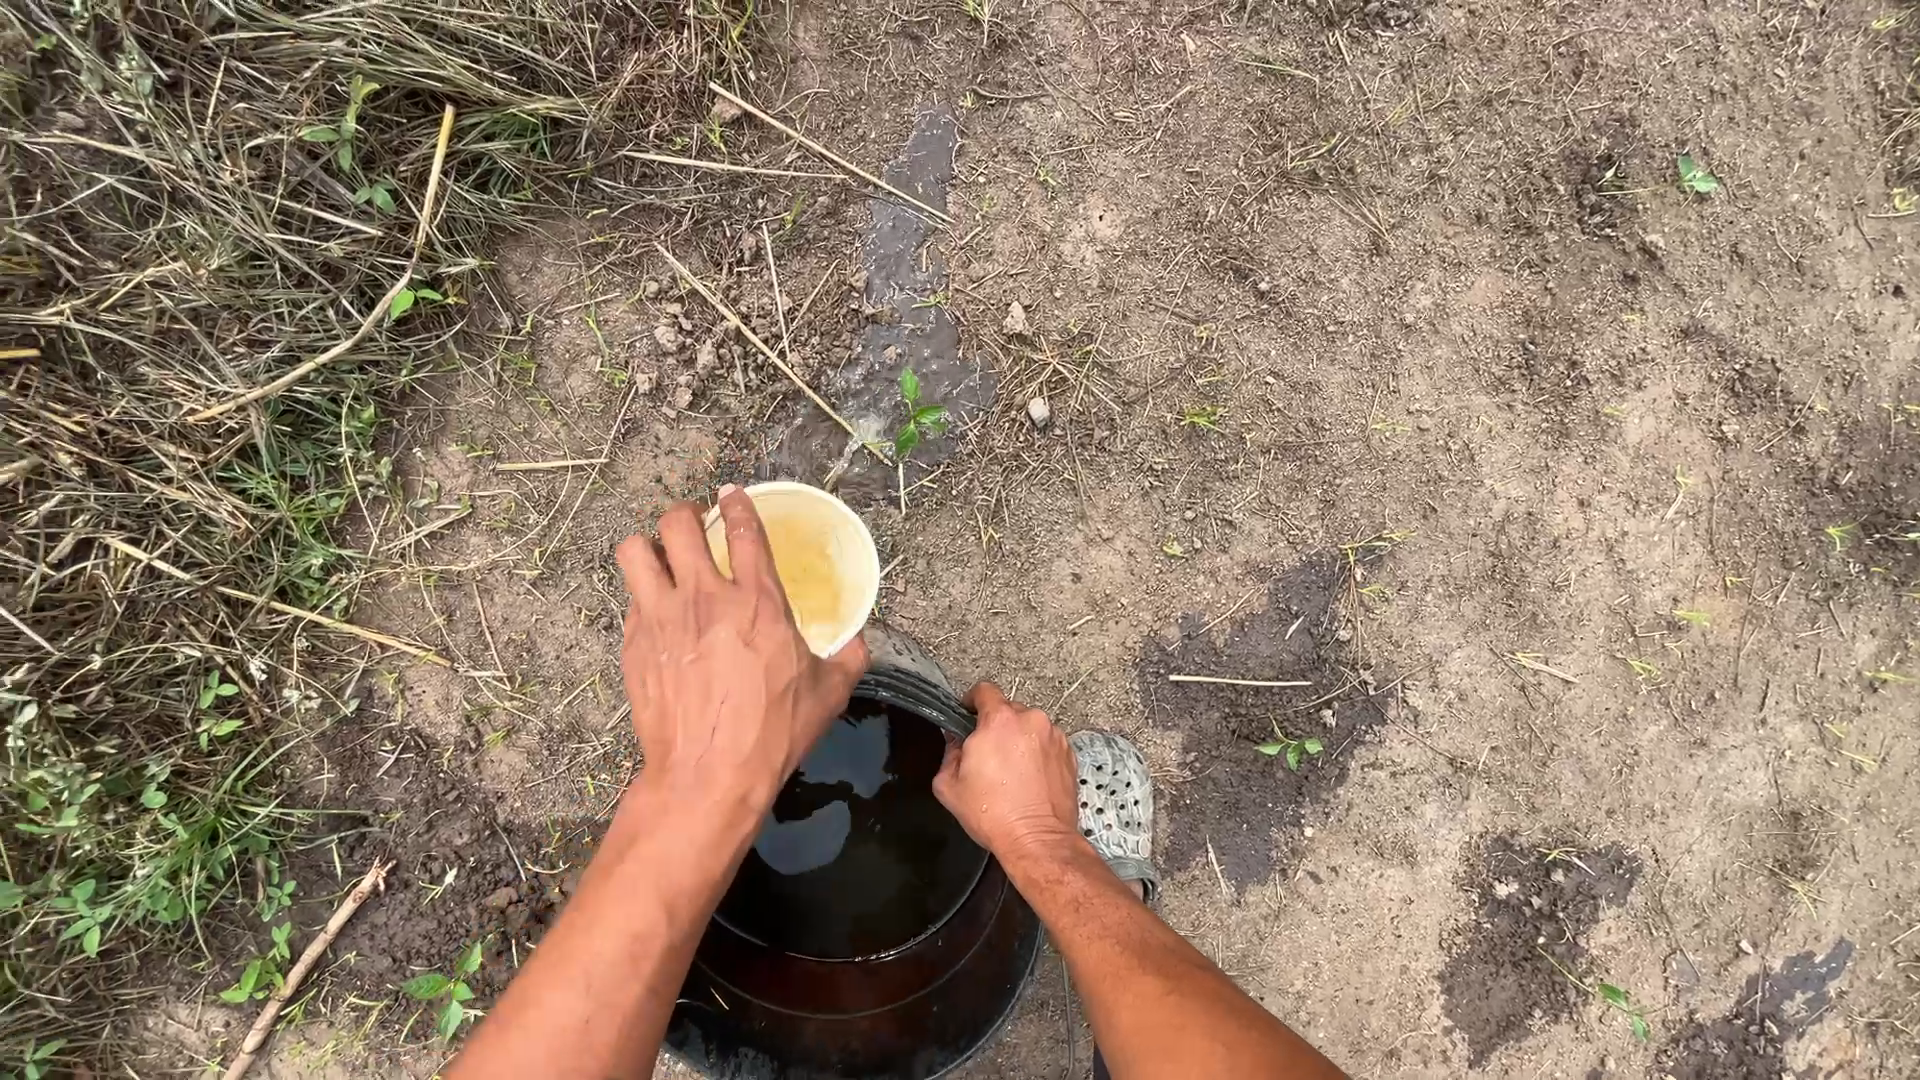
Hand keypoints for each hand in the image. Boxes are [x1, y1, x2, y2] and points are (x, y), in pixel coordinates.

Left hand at [615, 485, 868, 806]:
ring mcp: (662, 618)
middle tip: (693, 524)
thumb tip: (859, 640)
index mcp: (758, 602)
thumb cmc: (774, 732)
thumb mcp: (829, 693)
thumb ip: (849, 656)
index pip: (743, 531)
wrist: (707, 775)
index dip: (737, 503)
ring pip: (636, 550)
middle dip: (685, 513)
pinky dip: (643, 593)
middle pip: (677, 523)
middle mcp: (705, 598)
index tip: (731, 493)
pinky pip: (630, 597)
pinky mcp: (633, 644)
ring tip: (662, 557)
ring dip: (650, 545)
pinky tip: (657, 612)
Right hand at [932, 683, 1083, 864]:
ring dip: (1019, 741)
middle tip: (988, 755)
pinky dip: (1037, 754)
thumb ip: (949, 753)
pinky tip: (1028, 779)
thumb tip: (955, 742)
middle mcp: (1029, 720)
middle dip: (996, 728)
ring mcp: (1053, 736)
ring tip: (1011, 773)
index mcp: (999, 720)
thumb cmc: (997, 815)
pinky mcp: (1068, 753)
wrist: (1037, 840)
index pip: (984, 690)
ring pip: (1028, 727)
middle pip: (1008, 710)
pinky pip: (1046, 743)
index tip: (969, 713)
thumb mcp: (949, 785)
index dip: (972, 701)